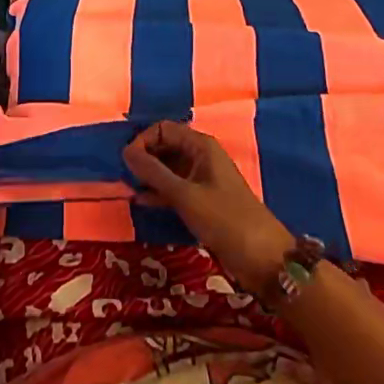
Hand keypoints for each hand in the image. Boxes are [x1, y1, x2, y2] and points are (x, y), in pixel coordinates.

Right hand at [123, 121, 295, 291]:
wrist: (260, 255)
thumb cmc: (224, 218)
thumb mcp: (185, 195)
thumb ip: (154, 172)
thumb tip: (125, 151)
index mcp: (201, 145)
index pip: (164, 128)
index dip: (144, 140)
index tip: (126, 162)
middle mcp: (201, 156)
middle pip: (166, 145)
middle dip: (144, 157)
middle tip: (123, 176)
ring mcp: (201, 178)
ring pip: (169, 168)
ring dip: (149, 176)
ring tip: (128, 188)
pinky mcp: (201, 200)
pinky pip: (174, 187)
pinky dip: (159, 192)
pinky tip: (142, 202)